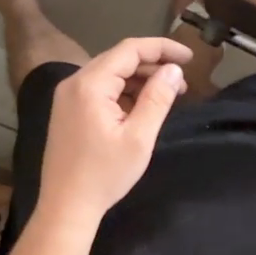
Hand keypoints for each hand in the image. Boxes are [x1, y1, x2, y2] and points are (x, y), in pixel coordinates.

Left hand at [37, 36, 190, 227]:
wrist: (66, 206)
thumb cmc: (104, 175)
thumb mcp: (139, 138)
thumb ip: (157, 99)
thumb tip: (174, 70)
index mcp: (90, 85)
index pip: (129, 50)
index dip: (161, 48)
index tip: (189, 57)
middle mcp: (74, 83)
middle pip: (117, 59)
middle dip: (152, 64)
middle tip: (181, 80)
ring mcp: (67, 97)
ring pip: (108, 75)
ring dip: (138, 80)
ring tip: (166, 94)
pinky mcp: (67, 111)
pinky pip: (98, 90)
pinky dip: (122, 93)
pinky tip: (141, 107)